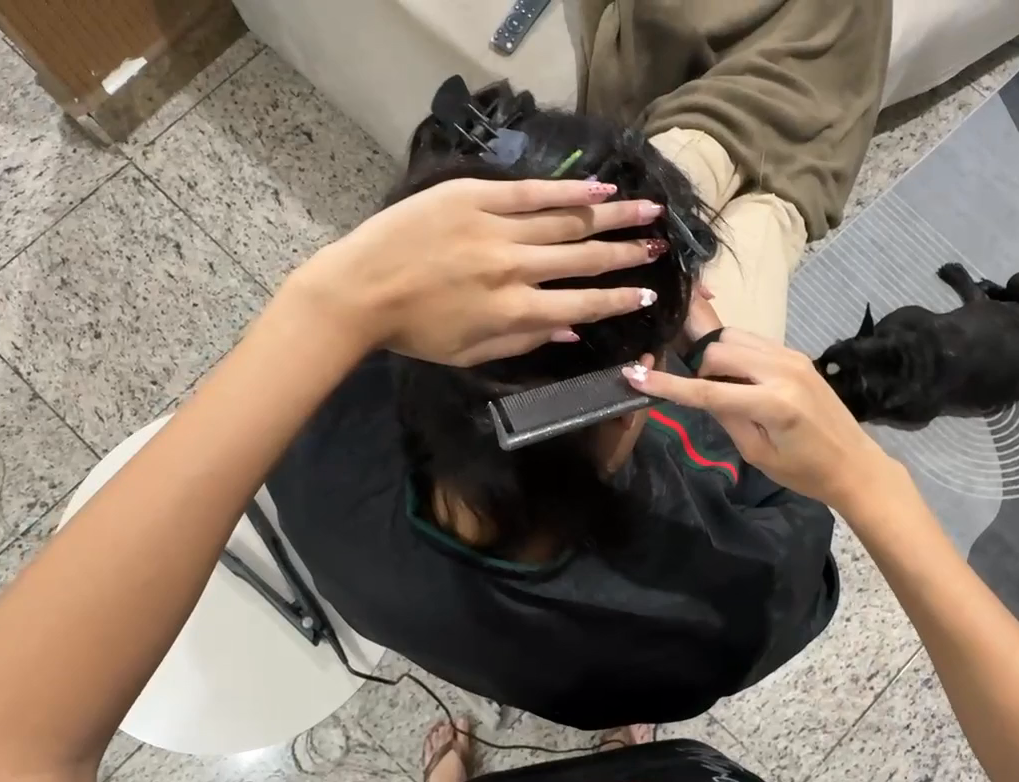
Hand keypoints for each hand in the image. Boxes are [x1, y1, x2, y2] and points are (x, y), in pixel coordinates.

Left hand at [291, 178, 664, 365]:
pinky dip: (567, 190)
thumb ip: (525, 343)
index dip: (618, 300)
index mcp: (515, 311)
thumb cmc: (415, 333)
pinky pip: (530, 192)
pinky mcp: (474, 197)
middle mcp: (515, 268)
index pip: (582, 305)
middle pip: (583, 258)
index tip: (646, 293)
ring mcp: (495, 228)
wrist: (359, 291)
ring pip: (565, 220)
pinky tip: (599, 190)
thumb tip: (572, 334)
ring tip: (646, 211)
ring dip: (611, 217)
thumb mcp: (472, 355)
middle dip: (626, 253)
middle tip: (659, 245)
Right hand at [629, 296, 897, 507]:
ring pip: (735, 338)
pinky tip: (738, 378)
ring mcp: (792, 357)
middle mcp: (782, 371)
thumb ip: (726, 417)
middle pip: (719, 350)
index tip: (636, 375)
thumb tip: (699, 391)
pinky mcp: (797, 355)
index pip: (707, 390)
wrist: (853, 462)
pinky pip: (754, 342)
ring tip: (720, 385)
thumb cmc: (803, 472)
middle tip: (697, 390)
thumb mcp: (757, 454)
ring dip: (717, 356)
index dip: (668, 384)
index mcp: (773, 404)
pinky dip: (736, 354)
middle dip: (699, 367)